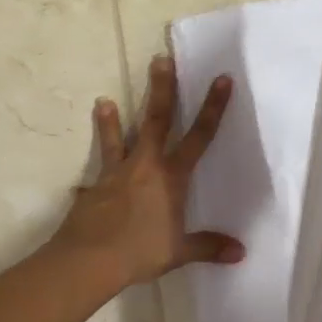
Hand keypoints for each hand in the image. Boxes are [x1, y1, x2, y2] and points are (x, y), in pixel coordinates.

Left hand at [49, 55, 246, 289]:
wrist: (85, 263)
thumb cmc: (138, 252)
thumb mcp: (178, 251)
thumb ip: (208, 247)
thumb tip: (241, 253)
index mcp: (172, 175)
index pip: (200, 134)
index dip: (213, 107)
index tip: (221, 79)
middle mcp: (146, 165)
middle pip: (156, 119)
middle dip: (162, 88)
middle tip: (160, 59)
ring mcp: (117, 173)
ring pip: (118, 138)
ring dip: (112, 119)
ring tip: (103, 99)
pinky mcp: (94, 188)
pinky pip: (97, 170)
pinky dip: (90, 173)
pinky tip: (81, 180)